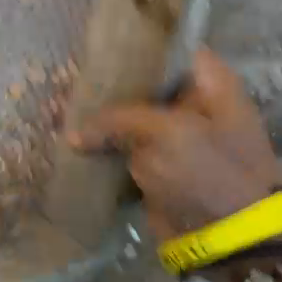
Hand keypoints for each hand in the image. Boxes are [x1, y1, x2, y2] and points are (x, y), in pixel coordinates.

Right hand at [68, 48, 281, 241]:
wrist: (227, 233)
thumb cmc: (210, 172)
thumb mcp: (167, 133)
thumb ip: (117, 120)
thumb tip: (73, 135)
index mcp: (210, 87)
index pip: (172, 51)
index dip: (137, 47)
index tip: (95, 49)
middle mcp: (192, 106)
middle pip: (142, 85)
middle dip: (104, 86)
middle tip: (64, 82)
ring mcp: (171, 138)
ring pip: (125, 118)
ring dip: (94, 120)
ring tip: (55, 113)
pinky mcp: (153, 166)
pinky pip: (119, 149)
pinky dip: (96, 148)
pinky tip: (66, 142)